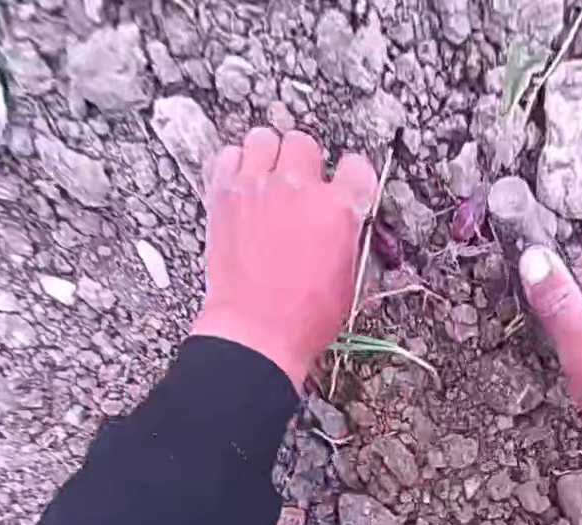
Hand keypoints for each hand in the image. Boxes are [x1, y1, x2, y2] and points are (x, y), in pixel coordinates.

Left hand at [193, 128, 376, 384]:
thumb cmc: (305, 316)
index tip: (348, 187)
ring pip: (265, 138)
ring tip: (272, 181)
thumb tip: (345, 222)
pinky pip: (230, 153)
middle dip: (307, 163)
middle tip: (304, 188)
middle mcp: (297, 189)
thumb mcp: (347, 281)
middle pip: (305, 143)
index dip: (354, 178)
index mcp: (337, 212)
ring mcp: (257, 186)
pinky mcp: (224, 192)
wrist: (258, 329)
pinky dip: (239, 165)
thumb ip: (346, 237)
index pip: (357, 167)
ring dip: (271, 156)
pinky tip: (247, 188)